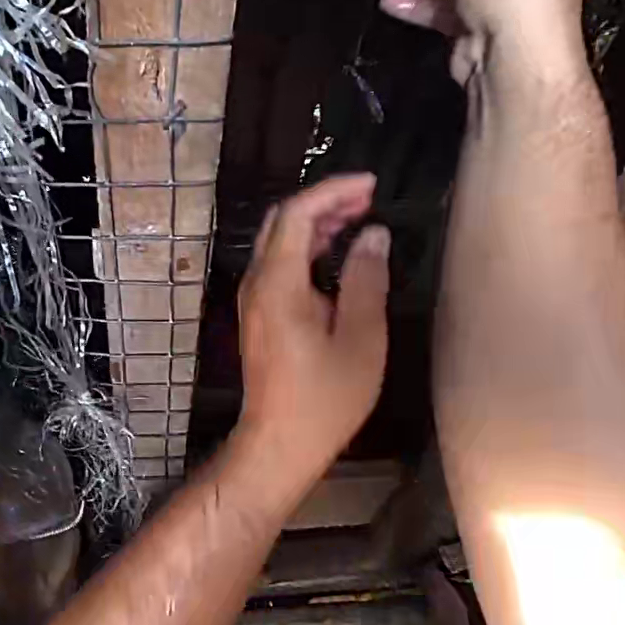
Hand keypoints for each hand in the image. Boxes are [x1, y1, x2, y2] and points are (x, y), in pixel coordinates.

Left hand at [234, 174, 389, 485]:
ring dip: (315, 224)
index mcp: (278, 283)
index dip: (333, 190)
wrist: (279, 440)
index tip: (371, 184)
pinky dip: (305, 249)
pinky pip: (278, 266)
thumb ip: (365, 279)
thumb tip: (372, 234)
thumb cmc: (324, 396)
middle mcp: (256, 283)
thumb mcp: (359, 337)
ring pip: (278, 243)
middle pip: (282, 222)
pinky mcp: (258, 314)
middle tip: (368, 197)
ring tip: (358, 217)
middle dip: (323, 201)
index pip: (297, 214)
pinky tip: (334, 254)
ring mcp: (252, 299)